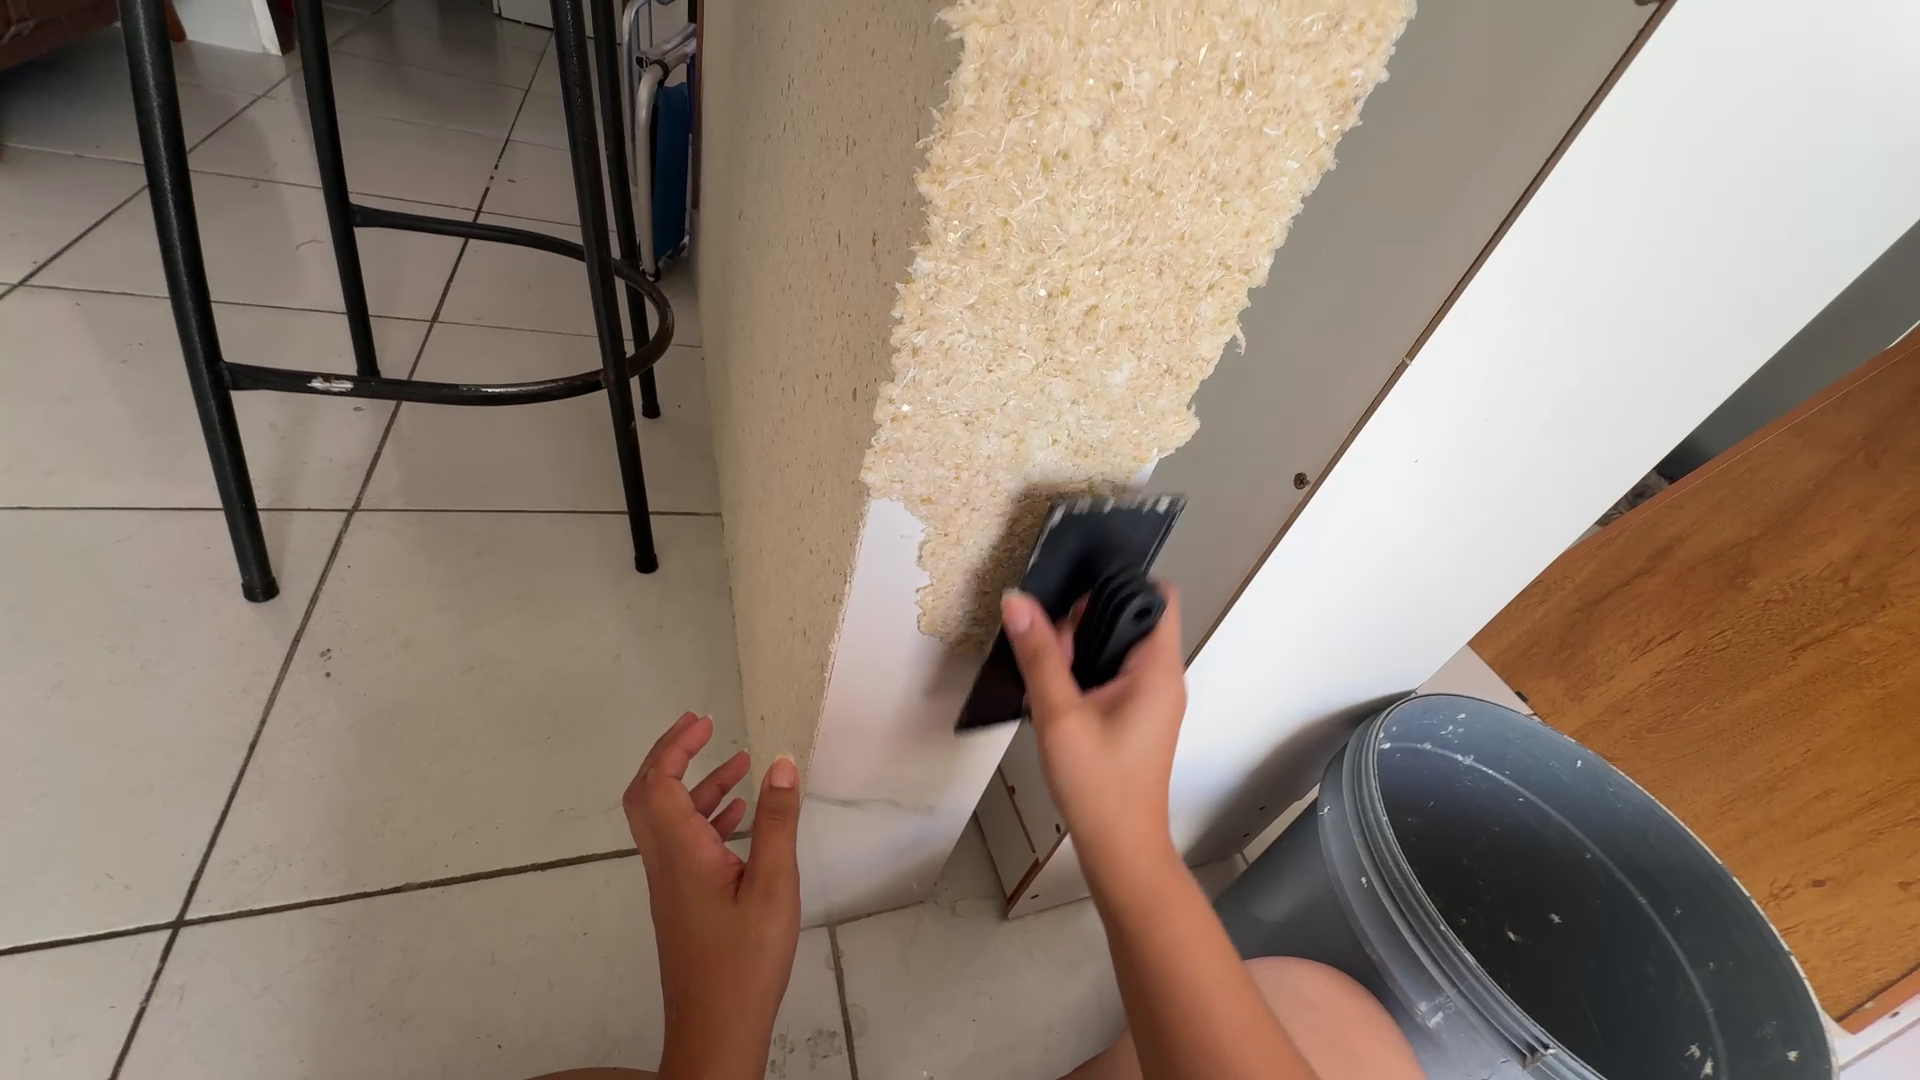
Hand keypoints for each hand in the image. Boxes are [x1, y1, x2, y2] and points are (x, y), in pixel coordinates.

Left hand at [623, 712, 802, 1079]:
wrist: (716, 1033)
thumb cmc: (746, 960)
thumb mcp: (774, 885)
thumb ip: (777, 821)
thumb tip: (779, 762)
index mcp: (681, 854)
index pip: (659, 784)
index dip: (674, 746)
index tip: (702, 721)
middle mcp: (665, 863)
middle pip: (647, 796)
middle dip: (671, 755)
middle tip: (703, 728)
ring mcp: (670, 885)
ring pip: (667, 820)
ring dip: (697, 785)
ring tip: (740, 765)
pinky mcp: (682, 901)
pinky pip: (683, 843)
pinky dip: (706, 817)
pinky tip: (739, 817)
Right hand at [1000, 587, 1187, 881]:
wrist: (1119, 847)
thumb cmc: (1098, 783)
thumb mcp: (1059, 713)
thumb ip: (1039, 654)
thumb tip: (1018, 601)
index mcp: (1158, 668)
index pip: (1158, 596)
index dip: (1122, 580)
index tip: (1078, 586)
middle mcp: (1163, 676)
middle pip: (1132, 617)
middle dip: (1089, 618)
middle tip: (1053, 643)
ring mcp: (1152, 698)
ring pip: (1118, 646)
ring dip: (1083, 647)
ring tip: (1051, 668)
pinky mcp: (1138, 715)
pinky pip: (1115, 673)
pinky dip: (1088, 670)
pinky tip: (1057, 690)